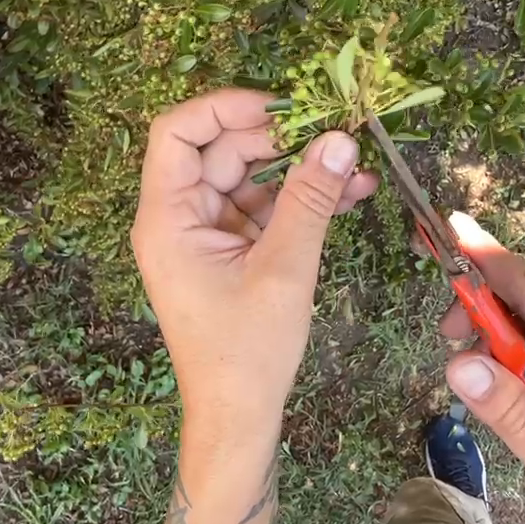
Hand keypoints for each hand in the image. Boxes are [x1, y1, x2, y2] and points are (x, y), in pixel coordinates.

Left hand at [132, 89, 376, 432]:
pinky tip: (350, 193)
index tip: (281, 108)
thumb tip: (340, 139)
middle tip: (335, 136)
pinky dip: (302, 200)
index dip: (224, 108)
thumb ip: (310, 199)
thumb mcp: (284, 269)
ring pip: (251, 176)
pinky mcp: (233, 247)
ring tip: (357, 168)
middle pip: (223, 150)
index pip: (178, 133)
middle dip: (280, 140)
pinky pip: (266, 206)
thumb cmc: (248, 350)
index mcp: (167, 217)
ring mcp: (208, 231)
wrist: (240, 416)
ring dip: (302, 171)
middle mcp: (180, 216)